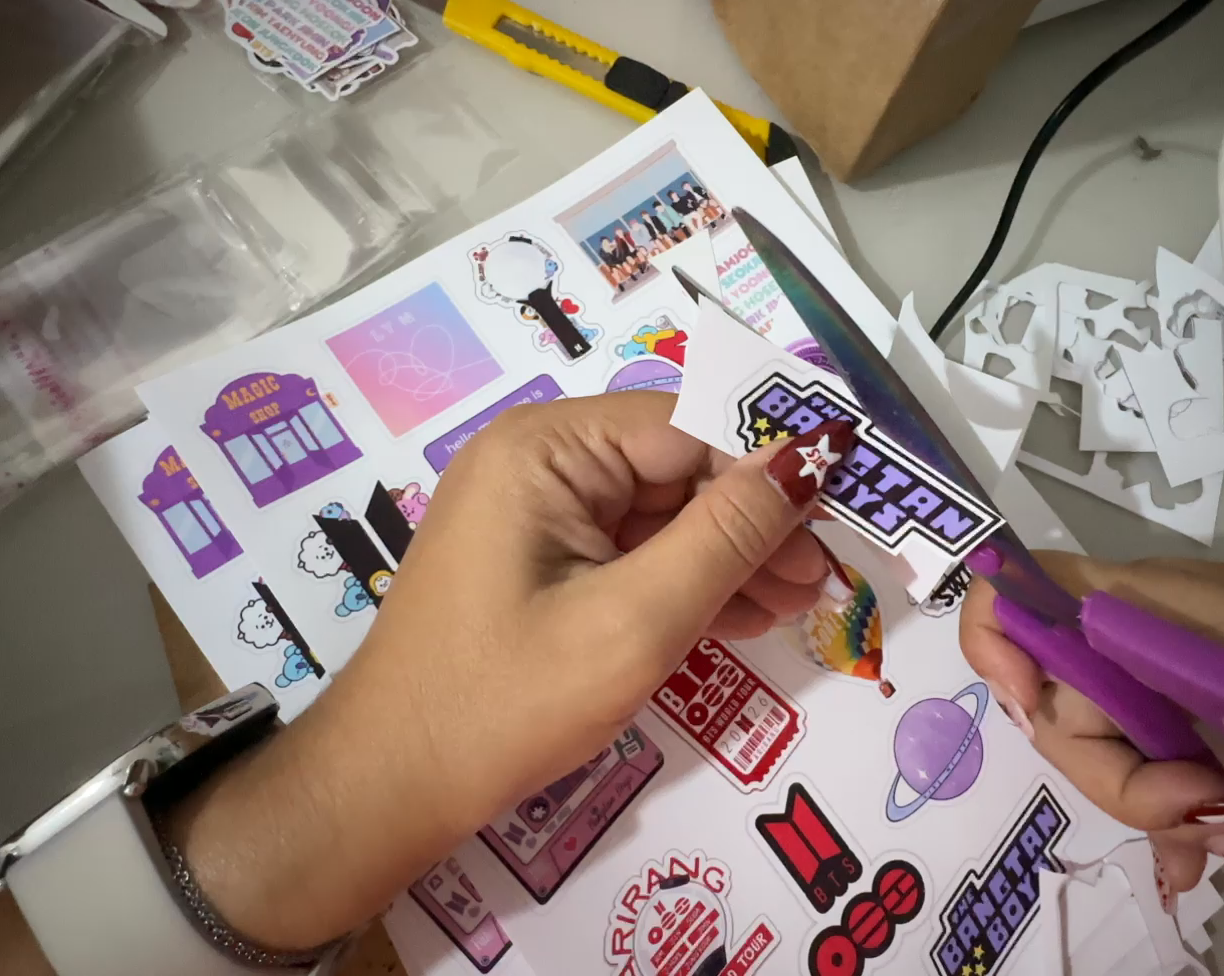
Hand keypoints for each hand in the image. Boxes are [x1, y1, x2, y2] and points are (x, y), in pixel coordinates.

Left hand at [169, 392, 855, 949]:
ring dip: (729, 556)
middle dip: (751, 522)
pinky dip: (687, 580)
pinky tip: (747, 612)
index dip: (765, 468)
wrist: (389, 794)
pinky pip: (634, 551)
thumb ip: (729, 534)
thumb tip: (810, 456)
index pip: (686, 429)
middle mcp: (543, 460)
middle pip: (677, 470)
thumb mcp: (637, 620)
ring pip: (663, 514)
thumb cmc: (507, 702)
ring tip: (799, 600)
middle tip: (821, 574)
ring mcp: (542, 511)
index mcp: (548, 447)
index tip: (834, 512)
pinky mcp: (547, 557)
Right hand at [959, 553, 1223, 891]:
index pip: (1039, 581)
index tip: (1035, 713)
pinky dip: (1149, 805)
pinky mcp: (1181, 706)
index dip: (999, 632)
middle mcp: (1145, 628)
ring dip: (1141, 798)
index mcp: (1175, 605)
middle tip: (1209, 823)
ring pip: (1088, 732)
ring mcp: (1159, 670)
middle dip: (1106, 770)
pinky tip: (1199, 852)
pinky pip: (1127, 751)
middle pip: (1055, 689)